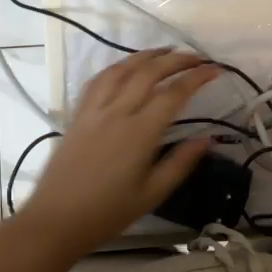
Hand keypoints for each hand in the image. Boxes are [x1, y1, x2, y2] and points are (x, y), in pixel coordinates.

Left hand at [17, 48, 220, 242]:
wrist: (57, 220)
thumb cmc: (108, 212)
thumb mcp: (152, 193)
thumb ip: (180, 163)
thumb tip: (206, 139)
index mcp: (139, 133)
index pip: (174, 94)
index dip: (197, 78)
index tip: (215, 70)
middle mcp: (117, 113)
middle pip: (149, 73)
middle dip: (176, 60)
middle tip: (197, 57)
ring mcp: (94, 111)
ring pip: (122, 69)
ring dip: (146, 55)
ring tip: (165, 51)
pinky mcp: (78, 115)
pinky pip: (98, 80)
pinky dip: (117, 67)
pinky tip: (126, 67)